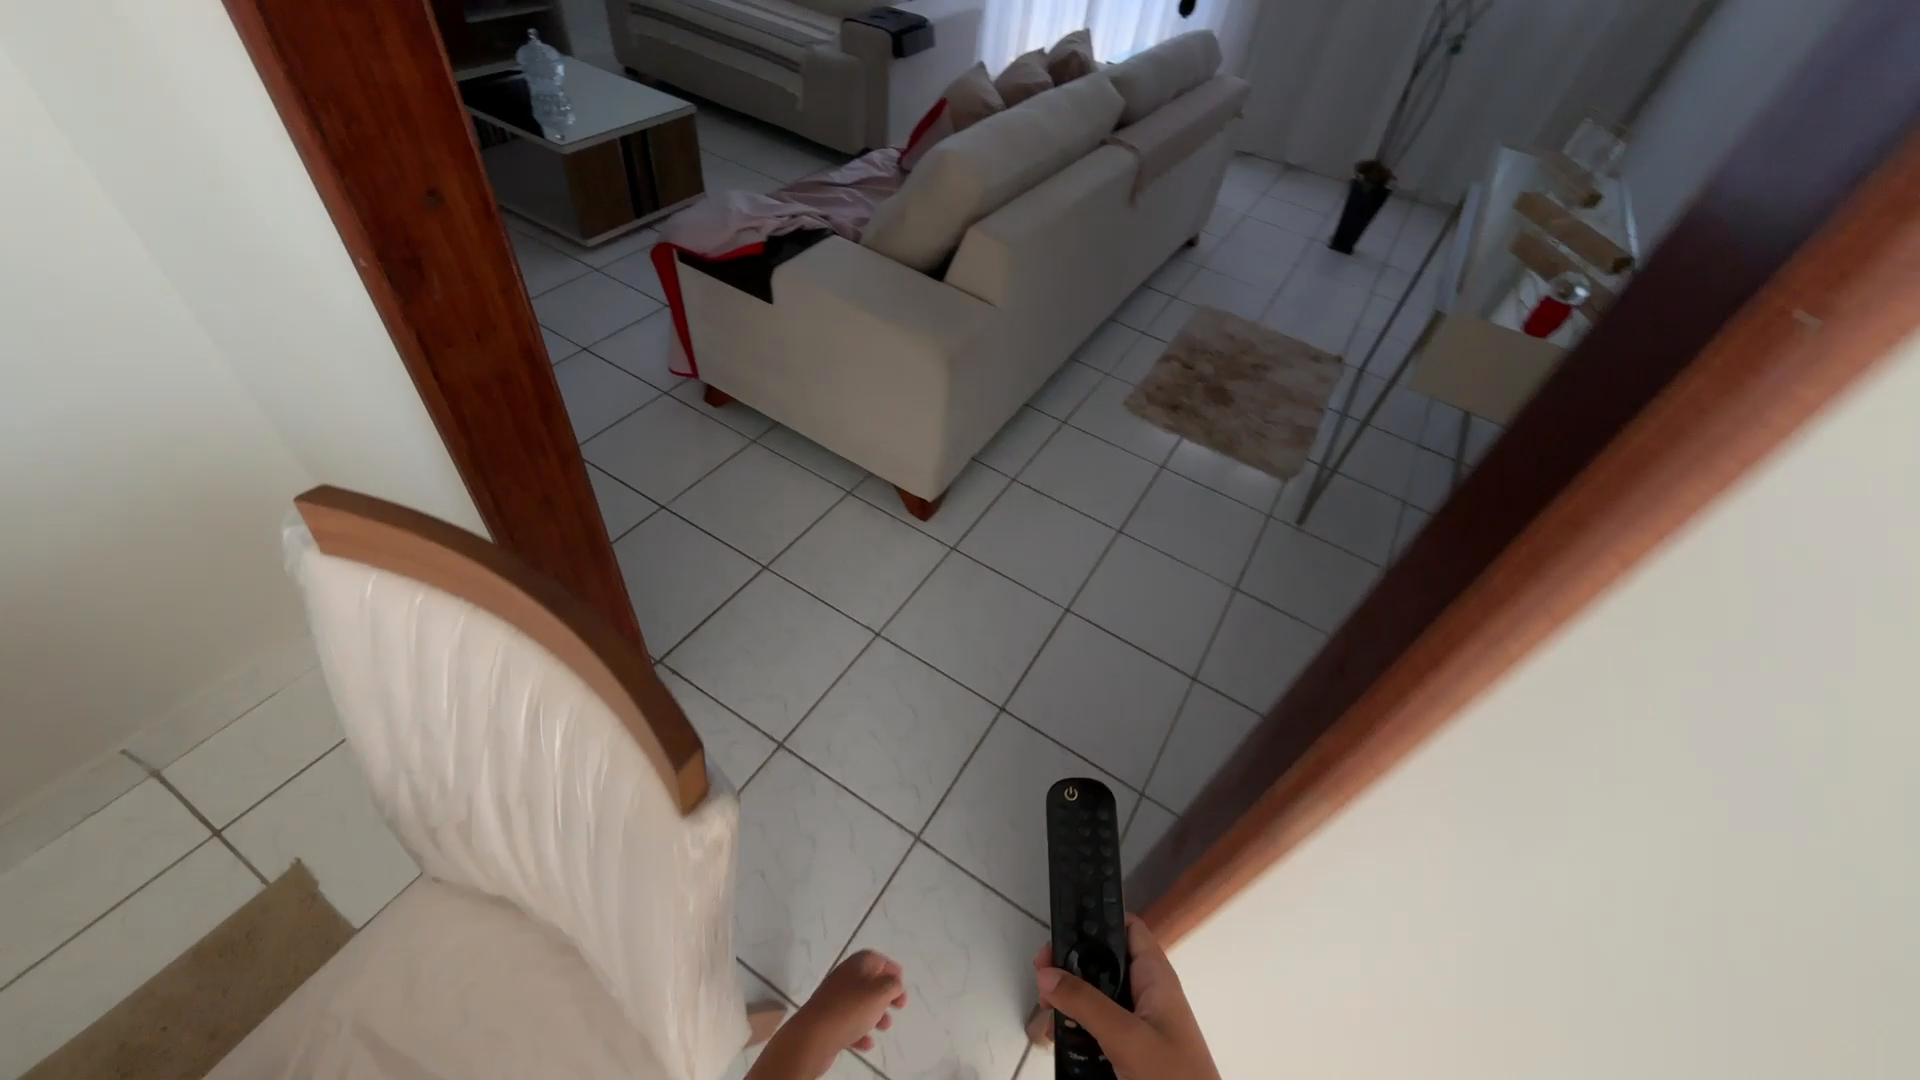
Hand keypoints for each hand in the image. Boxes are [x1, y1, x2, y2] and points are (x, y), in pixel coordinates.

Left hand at [748, 951, 907, 1079]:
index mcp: (856, 964)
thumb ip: (892, 985)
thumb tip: (894, 983)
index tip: (902, 984)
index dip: (892, 970)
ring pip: (860, 1004)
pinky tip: (867, 1043)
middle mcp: (844, 978)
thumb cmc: (850, 1010)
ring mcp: (834, 1000)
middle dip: (886, 995)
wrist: (813, 1037)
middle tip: (899, 1006)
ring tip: (885, 1026)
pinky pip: (848, 1023)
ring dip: (875, 1014)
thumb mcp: (879, 993)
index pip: (877, 959)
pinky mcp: (827, 1021)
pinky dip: (860, 1031)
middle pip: (869, 982)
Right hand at [1035, 915, 1219, 1079]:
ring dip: (1070, 1000)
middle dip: (1072, 965)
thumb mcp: (1126, 1037)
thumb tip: (1046, 973)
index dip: (1097, 920)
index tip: (1061, 928)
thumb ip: (1085, 1003)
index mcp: (1155, 976)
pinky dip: (1077, 1026)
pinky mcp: (1131, 1049)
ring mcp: (1139, 1022)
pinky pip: (1099, 1025)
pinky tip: (1058, 1037)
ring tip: (1046, 1012)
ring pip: (1098, 996)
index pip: (1127, 928)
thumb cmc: (1169, 1076)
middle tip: (1041, 974)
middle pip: (1104, 962)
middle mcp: (1146, 992)